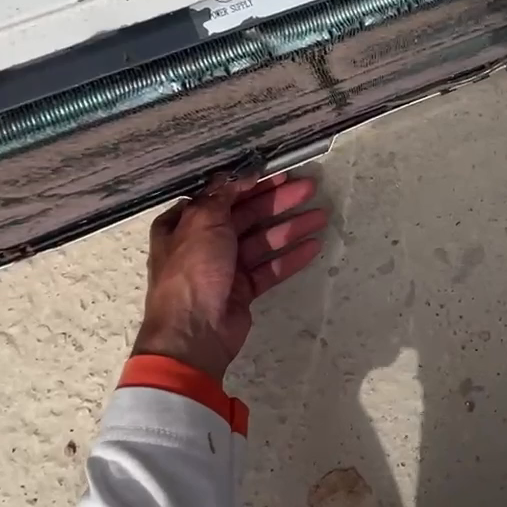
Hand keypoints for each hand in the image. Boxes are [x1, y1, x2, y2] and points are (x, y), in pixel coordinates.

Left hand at [131, 170, 327, 381]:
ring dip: (292, 226)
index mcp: (184, 224)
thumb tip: (243, 176)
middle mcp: (203, 243)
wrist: (193, 332)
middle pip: (247, 215)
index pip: (221, 197)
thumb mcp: (202, 221)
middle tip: (309, 187)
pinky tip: (314, 245)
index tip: (279, 175)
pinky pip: (270, 267)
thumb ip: (223, 195)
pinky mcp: (244, 289)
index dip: (251, 184)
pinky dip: (291, 256)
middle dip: (279, 201)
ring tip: (322, 215)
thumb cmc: (192, 270)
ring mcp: (225, 267)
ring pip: (263, 240)